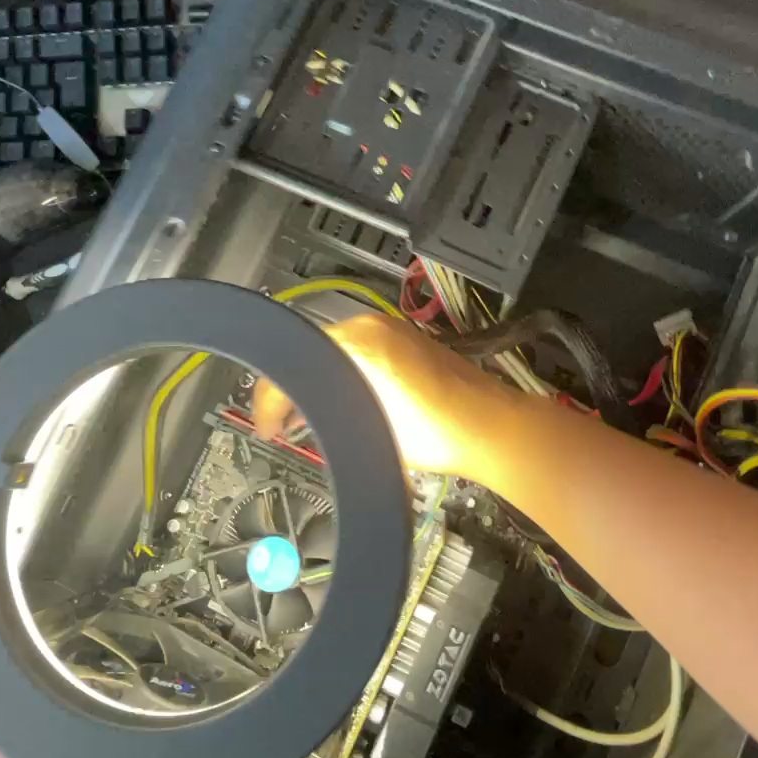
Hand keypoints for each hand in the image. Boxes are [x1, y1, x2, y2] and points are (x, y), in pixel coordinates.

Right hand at [252, 314, 514, 483]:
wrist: (489, 426)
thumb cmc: (434, 432)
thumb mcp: (367, 430)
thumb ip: (327, 417)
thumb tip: (303, 420)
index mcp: (356, 342)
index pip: (295, 362)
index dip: (271, 399)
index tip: (268, 427)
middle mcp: (370, 325)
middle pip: (312, 350)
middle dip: (295, 385)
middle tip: (282, 421)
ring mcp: (392, 329)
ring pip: (336, 350)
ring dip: (319, 378)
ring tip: (309, 416)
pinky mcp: (408, 339)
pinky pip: (361, 351)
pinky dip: (345, 372)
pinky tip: (345, 400)